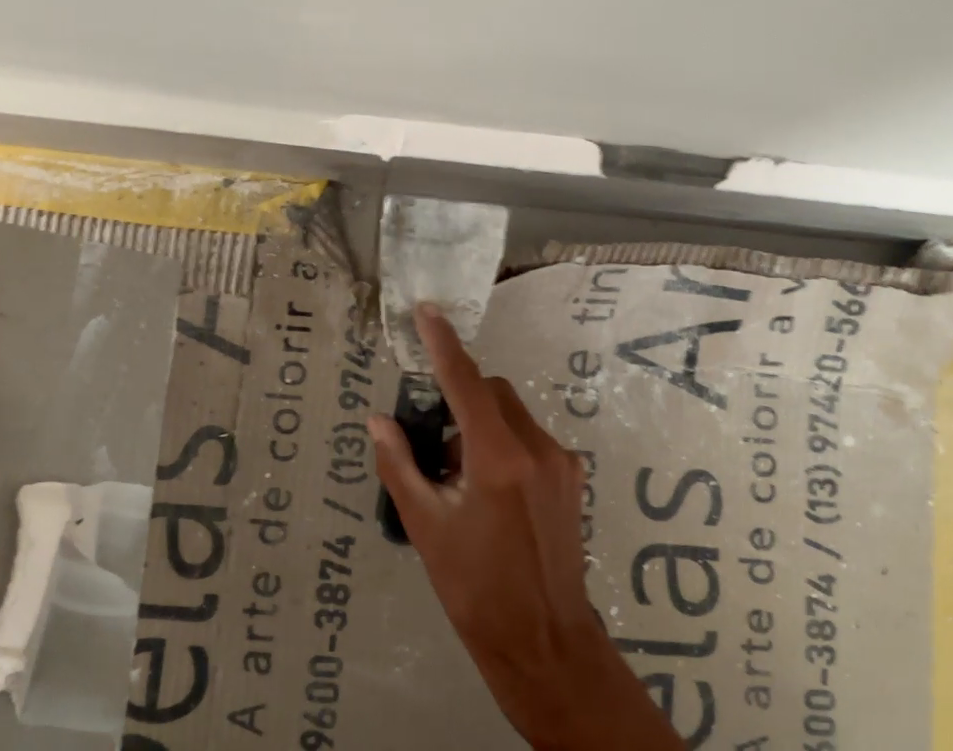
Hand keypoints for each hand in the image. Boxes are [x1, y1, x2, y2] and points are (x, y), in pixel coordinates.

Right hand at [370, 306, 684, 750]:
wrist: (542, 640)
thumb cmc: (474, 589)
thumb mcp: (426, 527)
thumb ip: (400, 465)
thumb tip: (378, 421)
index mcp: (497, 458)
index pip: (466, 382)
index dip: (443, 344)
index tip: (427, 311)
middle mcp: (537, 448)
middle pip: (493, 393)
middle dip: (462, 403)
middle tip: (437, 454)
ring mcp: (562, 463)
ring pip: (513, 415)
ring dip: (483, 427)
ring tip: (464, 484)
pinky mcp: (573, 479)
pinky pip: (531, 439)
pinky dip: (505, 446)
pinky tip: (493, 495)